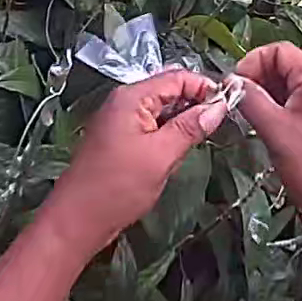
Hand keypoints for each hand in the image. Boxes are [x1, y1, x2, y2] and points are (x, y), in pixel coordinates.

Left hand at [40, 69, 230, 253]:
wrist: (74, 223)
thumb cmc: (117, 187)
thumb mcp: (161, 156)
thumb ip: (190, 128)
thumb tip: (219, 106)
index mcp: (133, 96)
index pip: (178, 77)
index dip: (204, 87)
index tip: (227, 105)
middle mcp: (125, 100)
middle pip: (170, 89)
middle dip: (195, 103)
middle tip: (217, 123)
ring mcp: (120, 118)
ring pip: (162, 107)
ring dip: (182, 119)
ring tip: (201, 137)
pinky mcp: (119, 136)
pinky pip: (151, 122)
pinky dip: (168, 131)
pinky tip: (178, 148)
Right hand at [234, 43, 301, 229]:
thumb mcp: (275, 130)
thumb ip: (252, 100)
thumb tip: (232, 81)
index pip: (280, 51)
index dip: (254, 62)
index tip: (236, 86)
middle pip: (284, 67)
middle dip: (258, 79)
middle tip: (238, 102)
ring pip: (288, 87)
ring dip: (266, 96)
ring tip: (249, 117)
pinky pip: (296, 105)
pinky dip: (277, 110)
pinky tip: (266, 128)